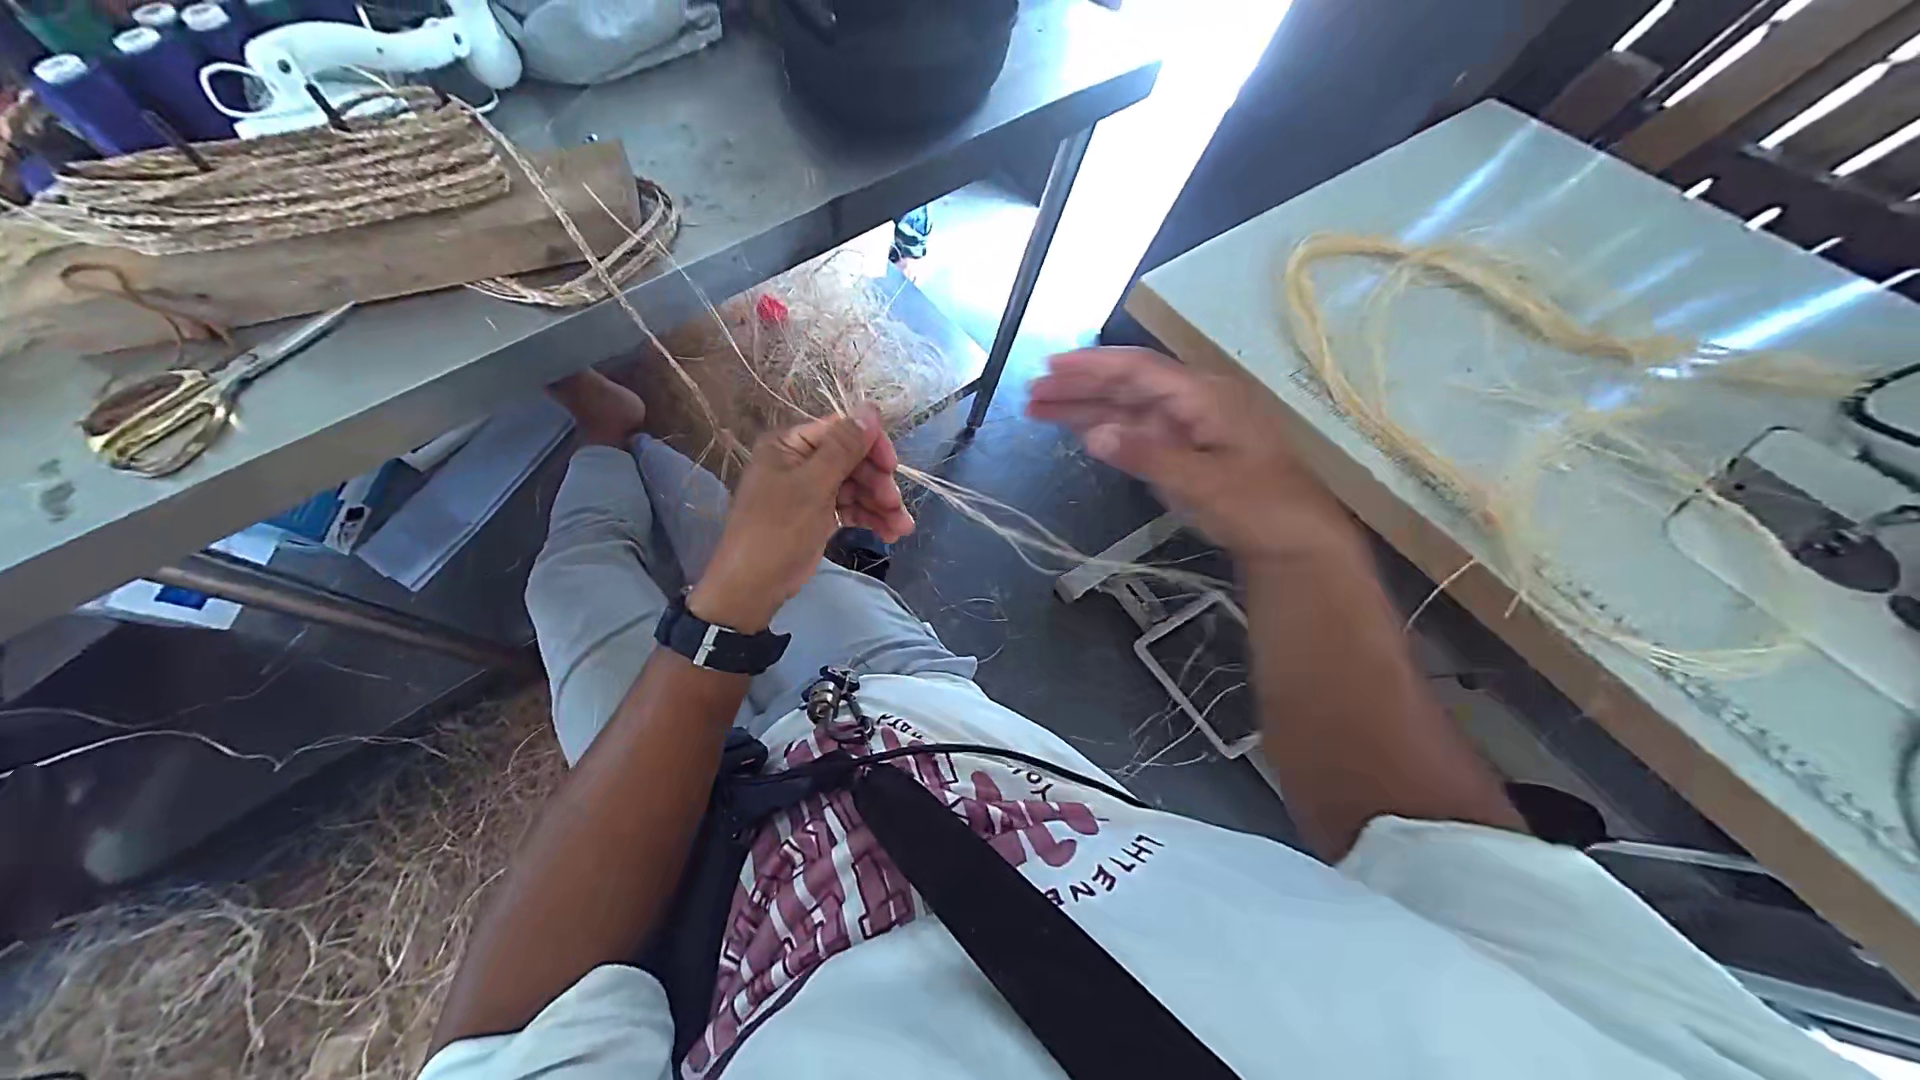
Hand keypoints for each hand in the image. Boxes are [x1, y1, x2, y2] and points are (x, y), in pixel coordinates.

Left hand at [689, 405, 912, 631]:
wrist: (753, 586)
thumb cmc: (777, 529)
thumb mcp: (813, 485)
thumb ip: (845, 447)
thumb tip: (871, 408)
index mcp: (791, 445)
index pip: (841, 431)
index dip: (871, 447)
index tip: (892, 468)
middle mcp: (800, 462)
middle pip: (853, 461)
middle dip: (878, 483)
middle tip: (895, 506)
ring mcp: (810, 490)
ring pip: (856, 487)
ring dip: (881, 505)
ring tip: (902, 528)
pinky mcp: (819, 516)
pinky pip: (851, 508)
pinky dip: (870, 518)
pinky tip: (891, 533)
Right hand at [1027, 347, 1358, 564]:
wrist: (1294, 540)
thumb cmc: (1261, 507)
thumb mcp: (1206, 483)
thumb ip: (1149, 456)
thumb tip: (1094, 434)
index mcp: (1204, 396)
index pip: (1140, 370)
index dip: (1093, 367)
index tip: (1052, 367)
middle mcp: (1191, 403)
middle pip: (1126, 385)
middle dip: (1079, 387)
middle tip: (1032, 392)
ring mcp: (1184, 427)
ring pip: (1126, 409)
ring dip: (1084, 407)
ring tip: (1039, 408)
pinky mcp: (1180, 451)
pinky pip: (1135, 433)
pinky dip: (1105, 431)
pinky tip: (1079, 430)